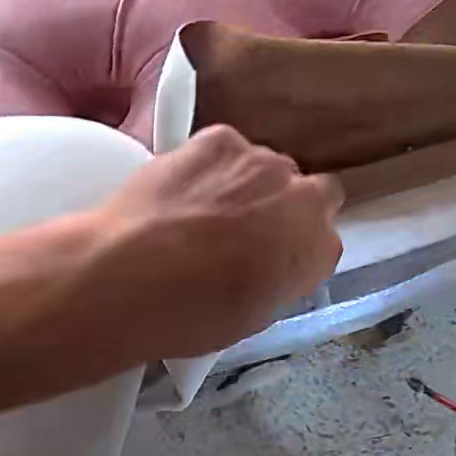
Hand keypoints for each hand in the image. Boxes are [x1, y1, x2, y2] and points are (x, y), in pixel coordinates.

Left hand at [84, 125, 343, 359]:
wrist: (131, 276)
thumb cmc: (192, 313)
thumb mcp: (252, 316)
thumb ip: (278, 280)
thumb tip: (267, 267)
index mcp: (318, 248)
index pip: (323, 239)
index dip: (295, 248)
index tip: (272, 258)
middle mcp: (302, 198)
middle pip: (308, 193)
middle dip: (284, 208)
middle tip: (245, 232)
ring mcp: (261, 162)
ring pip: (265, 168)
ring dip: (246, 185)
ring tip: (203, 212)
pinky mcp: (220, 139)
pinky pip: (226, 150)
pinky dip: (210, 166)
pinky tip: (183, 191)